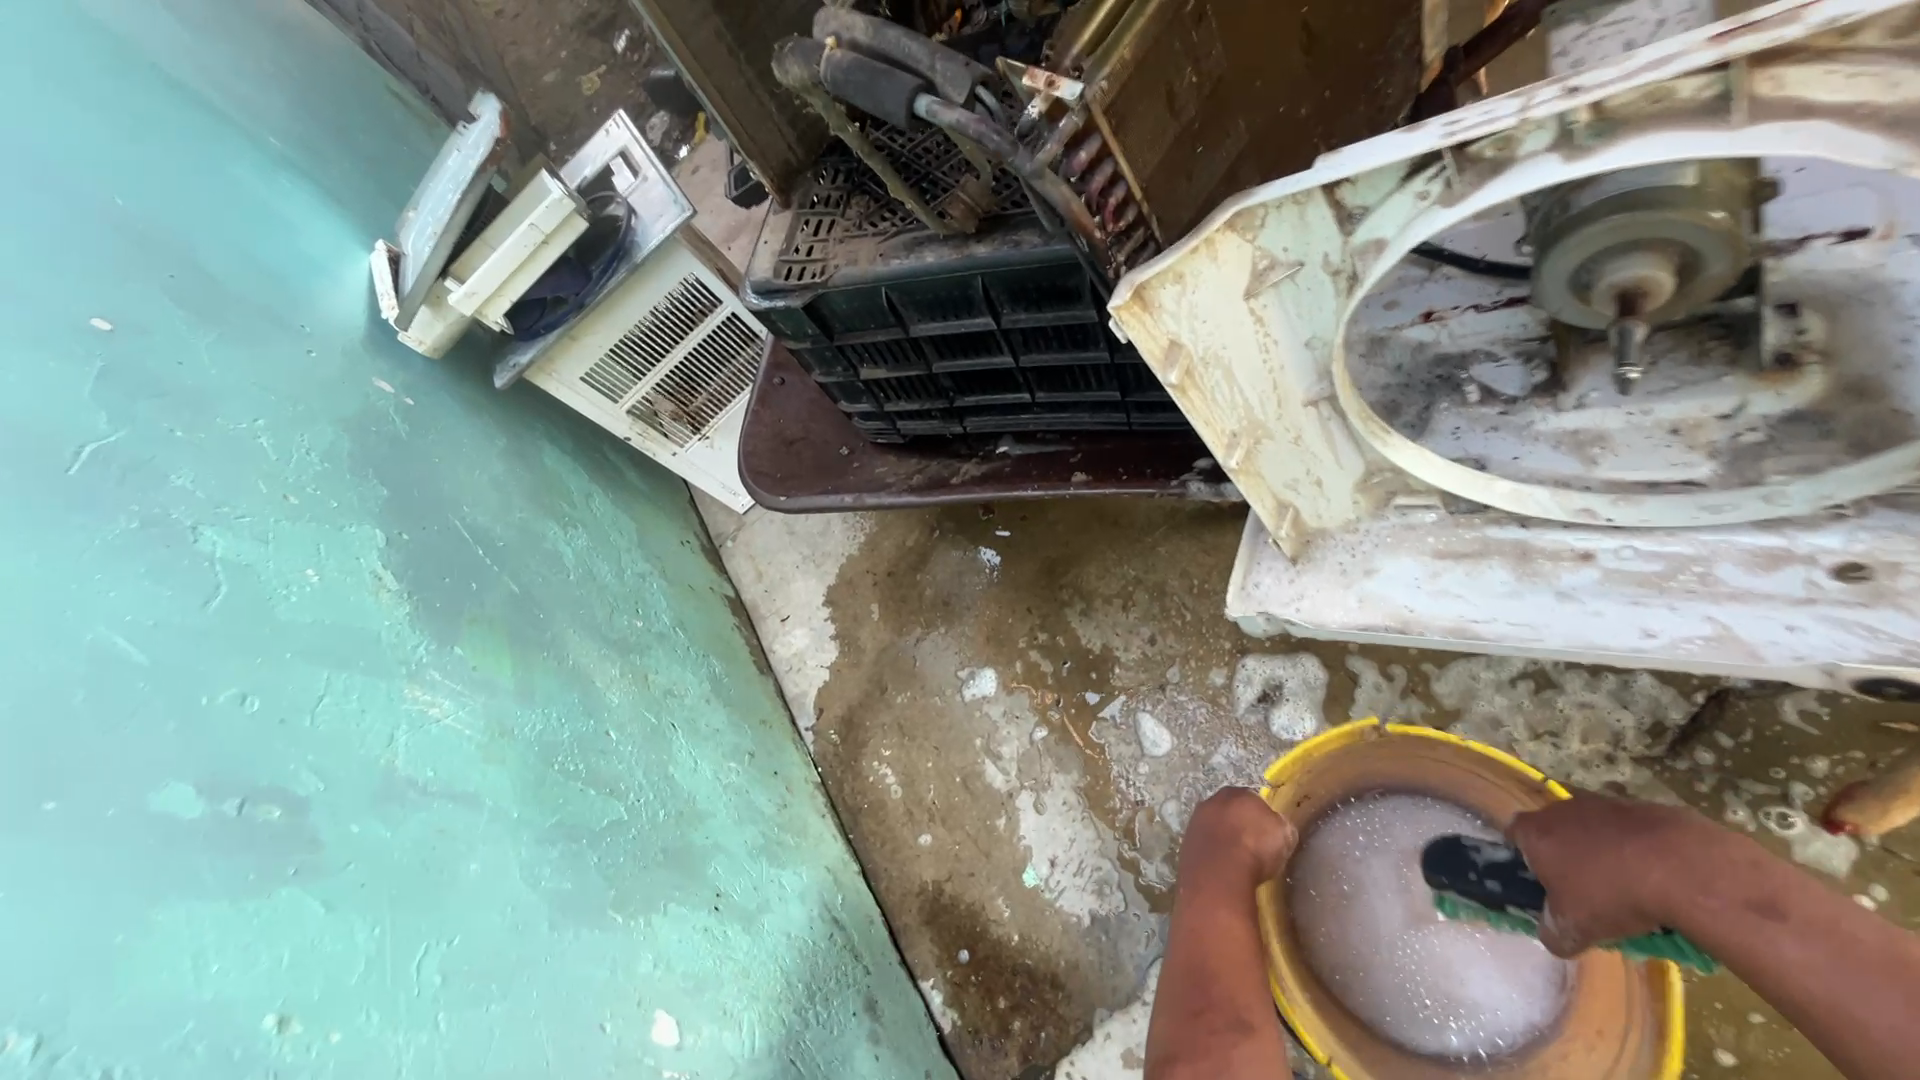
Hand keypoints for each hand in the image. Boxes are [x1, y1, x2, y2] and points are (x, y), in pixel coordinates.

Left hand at [1178, 787, 1297, 884]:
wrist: (1219, 872)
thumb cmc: (1256, 848)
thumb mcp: (1284, 834)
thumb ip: (1280, 824)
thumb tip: (1276, 825)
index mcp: (1238, 793)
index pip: (1253, 800)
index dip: (1261, 818)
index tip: (1267, 835)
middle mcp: (1212, 800)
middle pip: (1229, 811)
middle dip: (1238, 825)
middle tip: (1251, 846)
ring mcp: (1194, 821)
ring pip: (1213, 827)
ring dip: (1222, 839)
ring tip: (1235, 860)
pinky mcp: (1184, 843)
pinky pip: (1203, 845)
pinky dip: (1211, 854)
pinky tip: (1220, 868)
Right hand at [1505, 794, 1720, 956]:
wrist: (1684, 869)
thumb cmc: (1612, 894)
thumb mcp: (1575, 928)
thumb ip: (1553, 933)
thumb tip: (1554, 936)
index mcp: (1534, 831)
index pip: (1514, 836)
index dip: (1526, 860)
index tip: (1544, 884)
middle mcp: (1562, 809)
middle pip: (1557, 831)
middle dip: (1569, 858)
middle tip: (1589, 892)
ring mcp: (1606, 804)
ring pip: (1598, 831)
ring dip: (1608, 855)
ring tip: (1633, 890)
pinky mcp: (1647, 808)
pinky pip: (1636, 833)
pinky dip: (1644, 853)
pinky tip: (1663, 880)